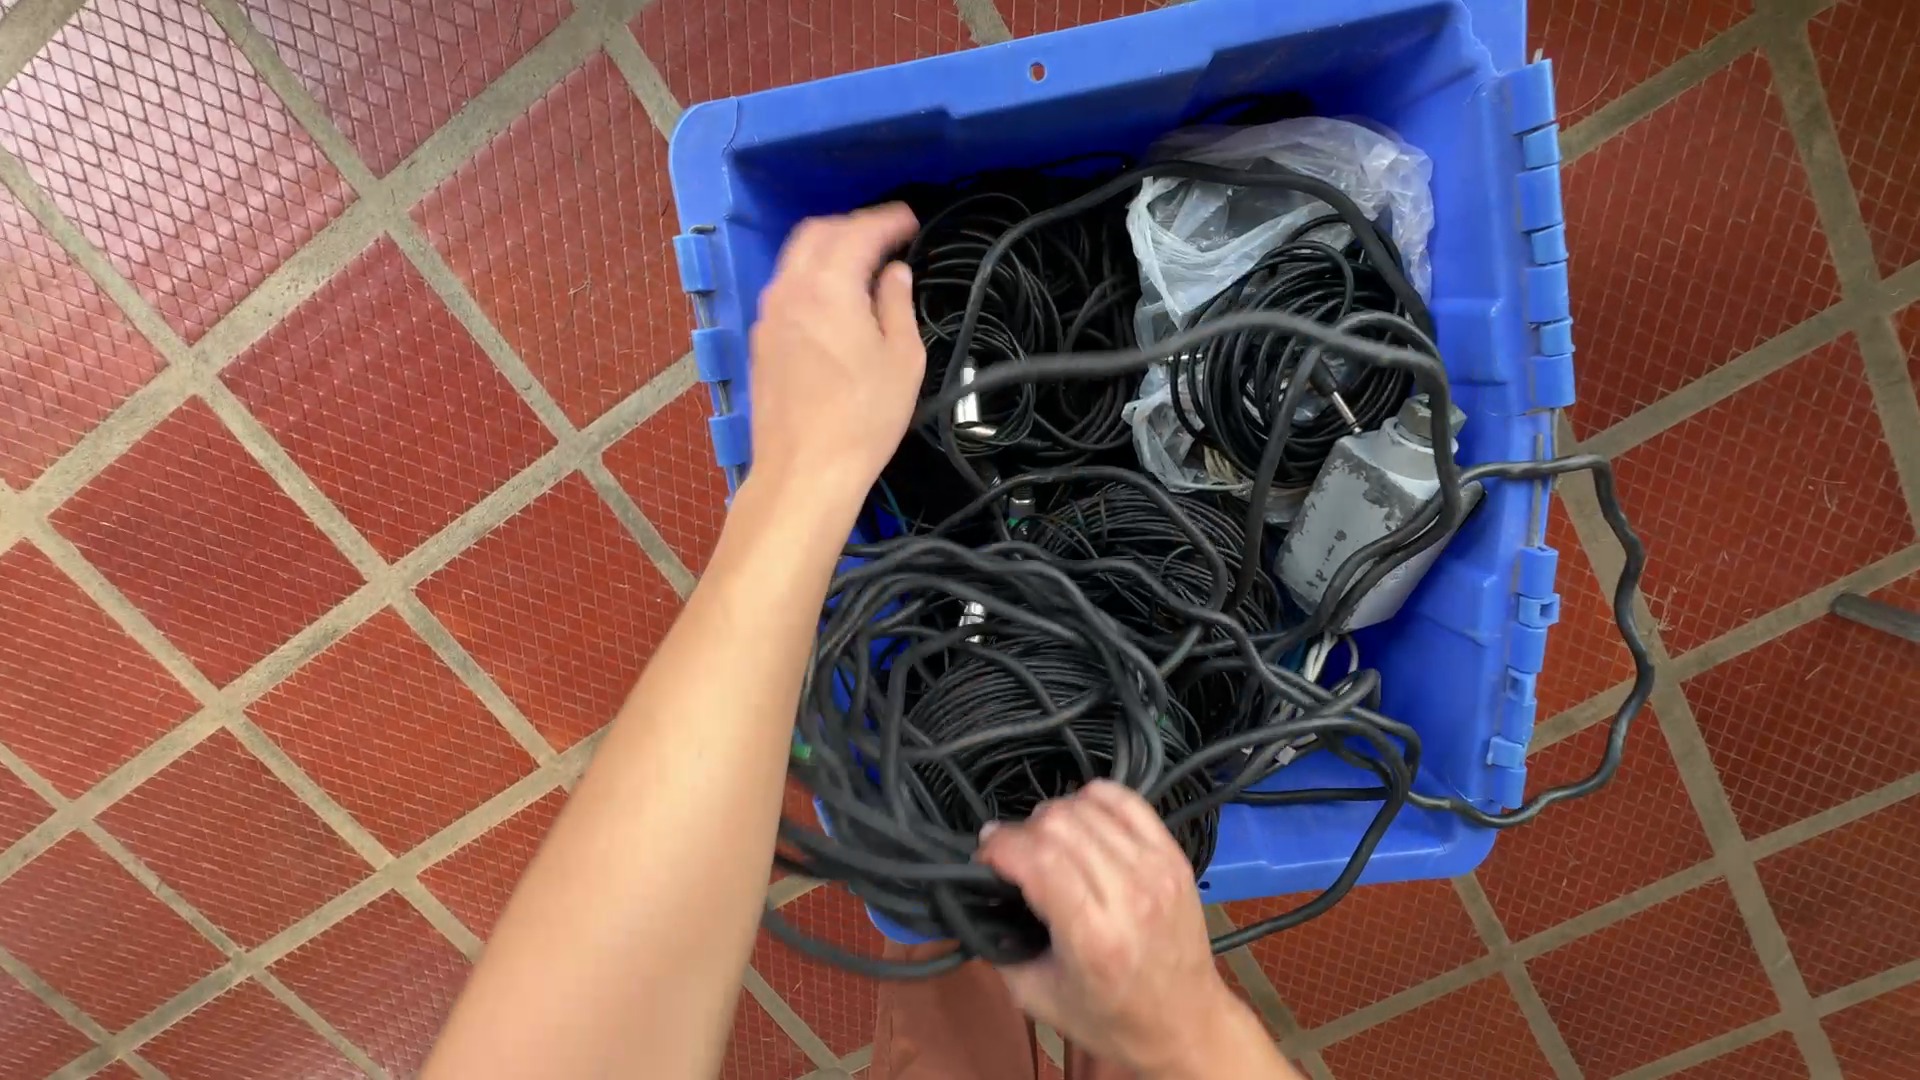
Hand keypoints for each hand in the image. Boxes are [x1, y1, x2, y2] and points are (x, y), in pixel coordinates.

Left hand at [746, 203, 924, 506]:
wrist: (805, 469)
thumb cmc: (864, 417)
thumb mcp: (902, 359)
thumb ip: (897, 305)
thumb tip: (893, 275)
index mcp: (829, 287)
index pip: (858, 232)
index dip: (888, 221)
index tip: (911, 221)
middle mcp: (789, 290)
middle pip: (816, 233)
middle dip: (852, 227)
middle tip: (885, 237)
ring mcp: (768, 316)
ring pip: (794, 261)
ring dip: (827, 251)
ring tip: (859, 265)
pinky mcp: (761, 343)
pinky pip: (785, 290)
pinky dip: (810, 279)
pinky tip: (831, 301)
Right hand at [978, 782, 1290, 1078]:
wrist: (1187, 1026)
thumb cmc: (1111, 1018)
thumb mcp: (1037, 997)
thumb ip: (998, 944)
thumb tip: (975, 890)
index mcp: (1093, 937)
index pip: (1038, 859)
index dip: (1000, 845)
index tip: (985, 855)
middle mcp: (1128, 894)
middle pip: (1058, 824)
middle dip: (1021, 831)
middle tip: (1014, 855)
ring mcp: (1156, 868)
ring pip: (1086, 806)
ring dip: (1053, 815)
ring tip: (1047, 842)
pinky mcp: (1172, 854)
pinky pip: (1125, 799)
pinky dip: (1093, 798)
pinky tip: (1082, 821)